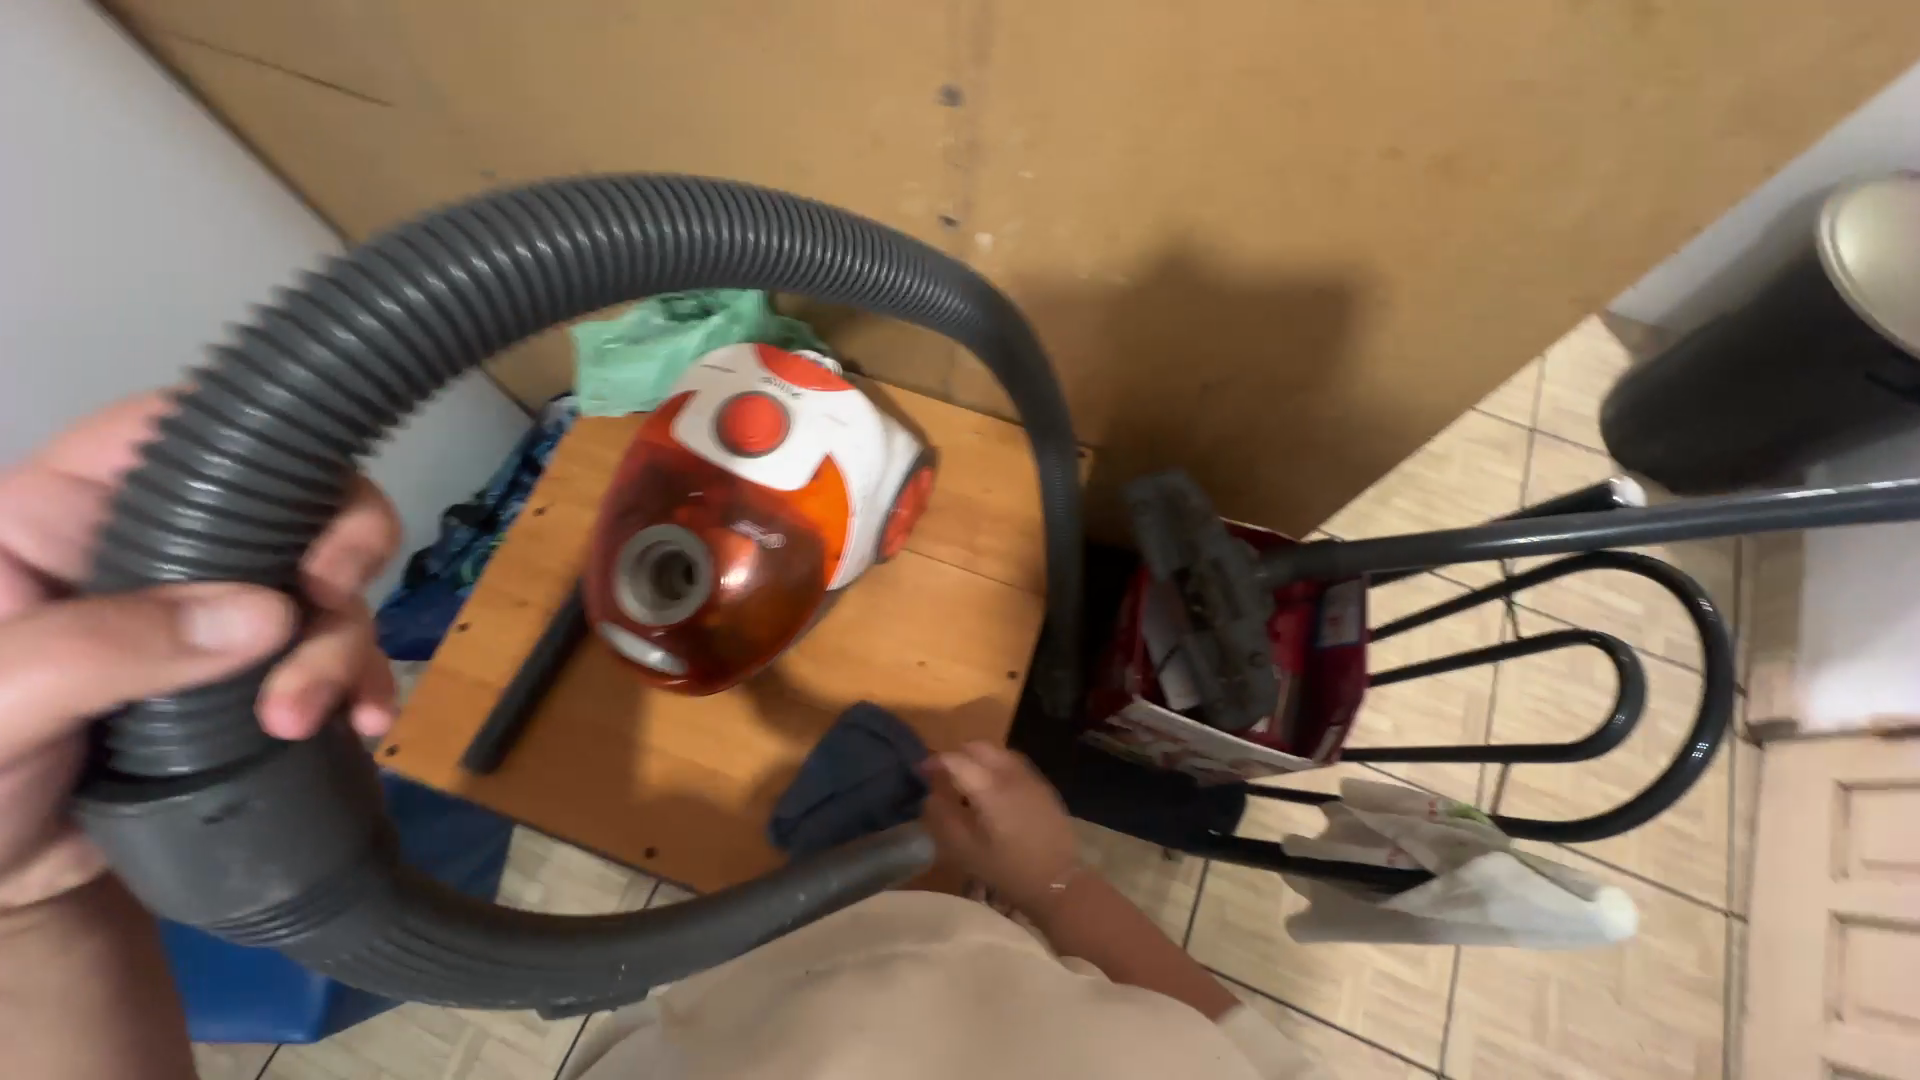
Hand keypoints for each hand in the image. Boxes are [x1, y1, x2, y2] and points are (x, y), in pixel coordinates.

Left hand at [0, 393, 401, 908]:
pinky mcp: (265, 667)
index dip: (267, 454)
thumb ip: (94, 651)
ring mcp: (222, 611)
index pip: (177, 434)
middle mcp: (160, 551)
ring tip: (311, 721)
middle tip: (327, 619)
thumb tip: (267, 616)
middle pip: (294, 510)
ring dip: (345, 650)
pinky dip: (367, 682)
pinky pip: (346, 653)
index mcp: (64, 521)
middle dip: (335, 568)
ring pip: (331, 592)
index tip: (309, 541)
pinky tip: (362, 722)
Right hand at [922, 742, 1080, 913]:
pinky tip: (992, 789)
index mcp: (989, 789)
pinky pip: (1013, 763)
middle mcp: (1010, 774)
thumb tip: (931, 796)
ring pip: (998, 752)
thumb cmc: (1008, 870)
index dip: (935, 762)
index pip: (956, 760)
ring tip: (967, 781)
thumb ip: (944, 819)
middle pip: (978, 747)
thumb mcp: (966, 851)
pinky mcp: (1042, 785)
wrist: (1058, 880)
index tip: (922, 772)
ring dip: (978, 758)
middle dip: (957, 755)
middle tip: (944, 774)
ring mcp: (1029, 777)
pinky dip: (996, 766)